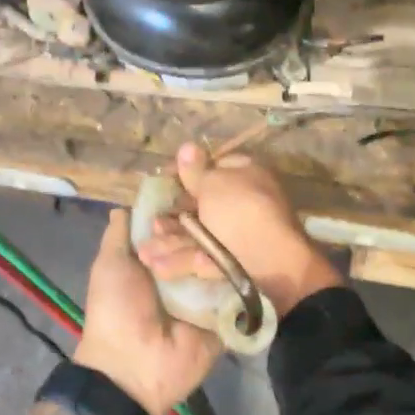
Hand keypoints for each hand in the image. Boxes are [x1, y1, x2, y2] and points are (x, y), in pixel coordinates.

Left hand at [73, 209, 223, 414]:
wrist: (132, 364)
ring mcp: (206, 295)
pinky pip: (238, 291)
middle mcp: (184, 274)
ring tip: (230, 235)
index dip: (181, 210)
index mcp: (158, 261)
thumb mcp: (109, 263)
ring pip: (221, 262)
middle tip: (213, 214)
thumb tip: (126, 204)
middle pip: (202, 242)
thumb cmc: (116, 308)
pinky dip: (241, 277)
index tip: (192, 190)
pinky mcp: (225, 315)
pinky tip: (251, 257)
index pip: (177, 227)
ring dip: (222, 250)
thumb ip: (119, 234)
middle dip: (204, 229)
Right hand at [136, 142, 343, 317]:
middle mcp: (243, 201)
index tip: (164, 180)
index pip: (214, 166)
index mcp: (245, 174)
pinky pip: (205, 256)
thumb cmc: (240, 212)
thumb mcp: (214, 184)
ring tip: (144, 253)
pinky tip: (158, 267)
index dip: (187, 172)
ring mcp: (240, 233)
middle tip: (151, 225)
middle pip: (203, 204)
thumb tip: (188, 146)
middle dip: (173, 217)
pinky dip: (183, 261)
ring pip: (199, 234)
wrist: (270, 262)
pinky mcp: (234, 261)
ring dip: (170, 242)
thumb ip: (196, 171)